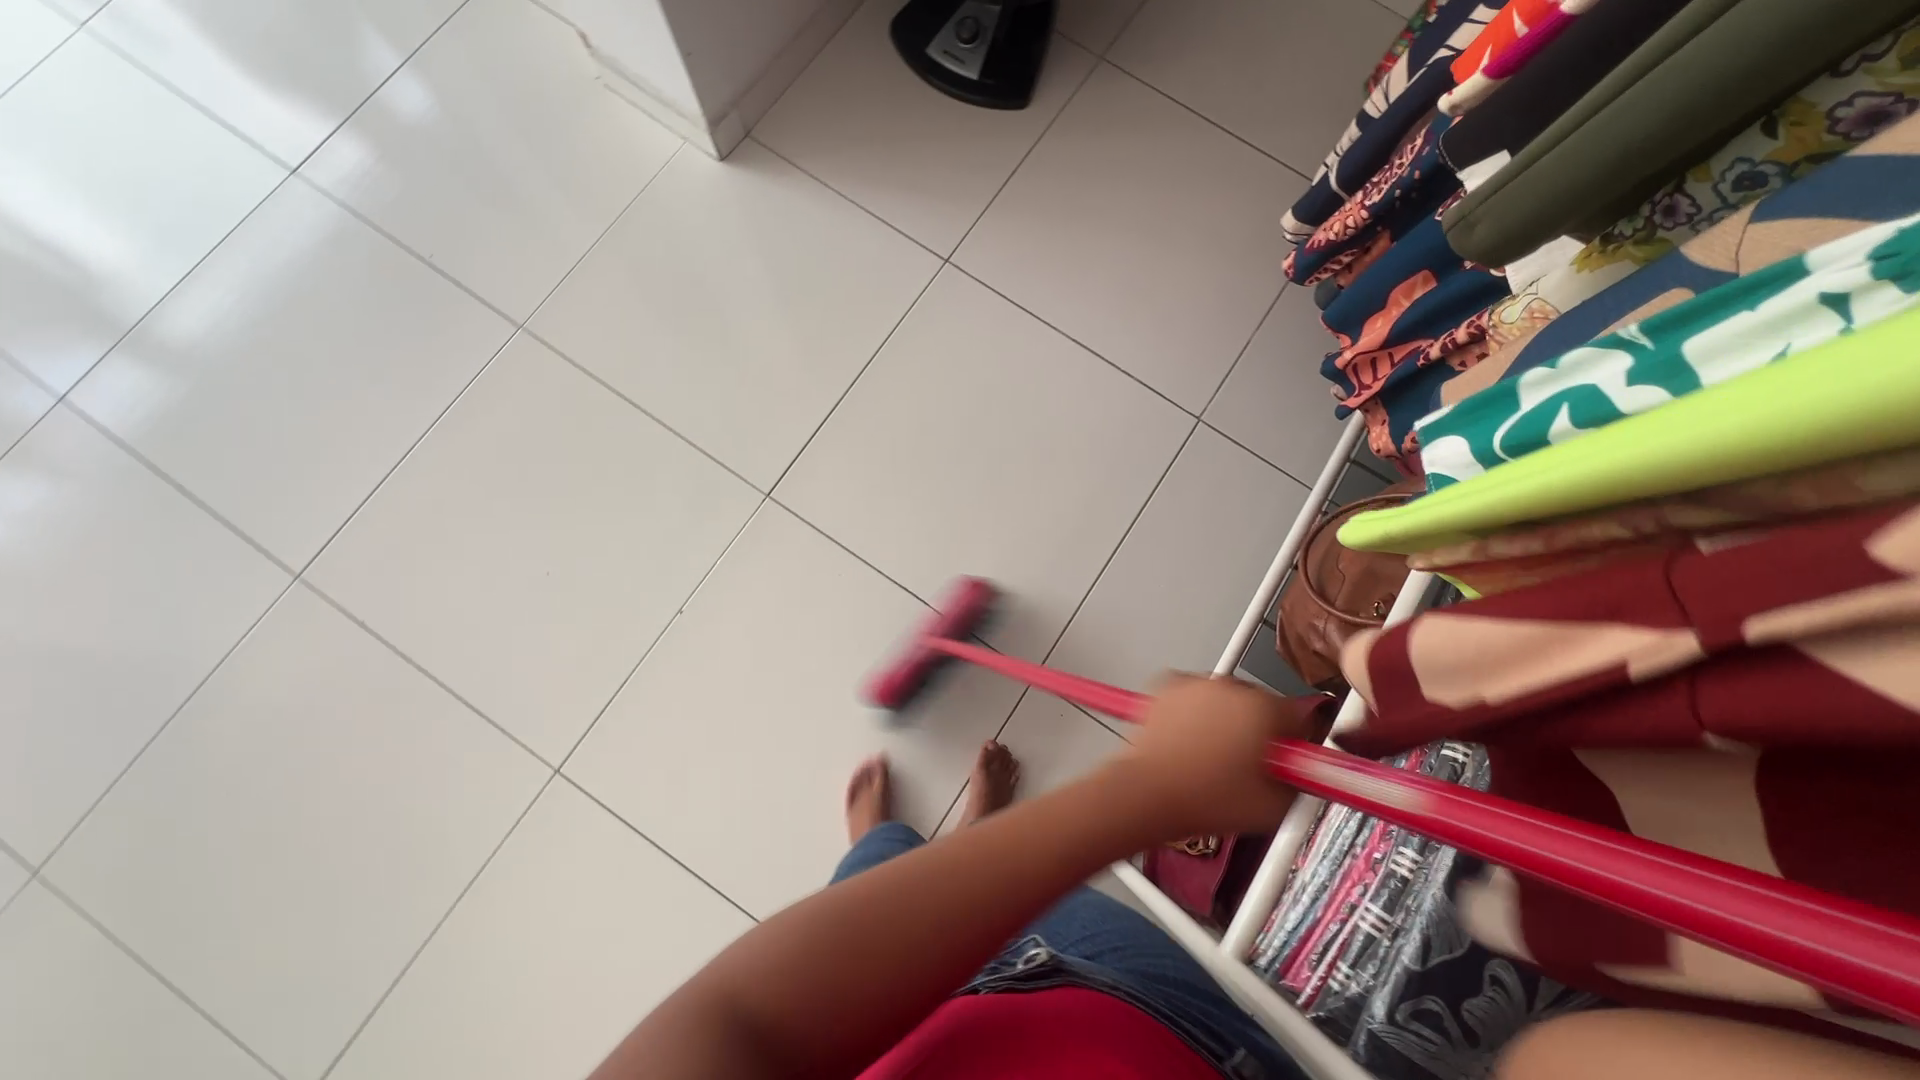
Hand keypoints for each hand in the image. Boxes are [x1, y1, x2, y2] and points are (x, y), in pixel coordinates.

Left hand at [1108, 674, 1319, 840]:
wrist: (1148, 793)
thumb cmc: (1205, 799)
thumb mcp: (1274, 806)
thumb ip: (1301, 782)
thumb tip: (1306, 773)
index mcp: (1265, 708)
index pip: (1299, 716)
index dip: (1294, 741)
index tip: (1287, 758)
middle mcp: (1232, 686)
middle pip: (1260, 704)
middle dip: (1258, 728)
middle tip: (1247, 762)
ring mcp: (1197, 683)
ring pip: (1225, 698)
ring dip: (1225, 717)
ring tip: (1211, 754)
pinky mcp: (1167, 685)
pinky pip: (1193, 695)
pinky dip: (1193, 710)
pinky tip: (1189, 739)